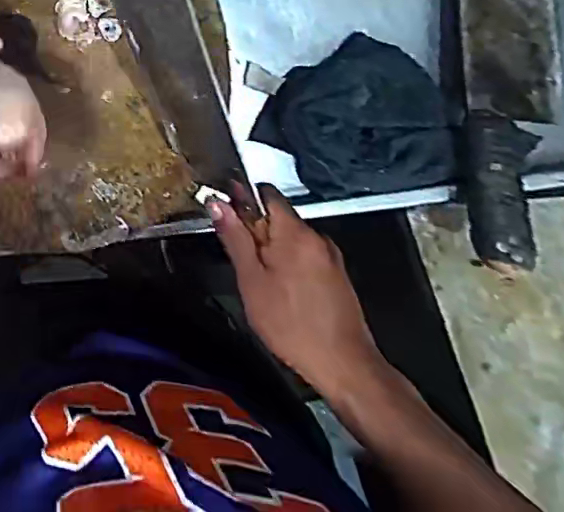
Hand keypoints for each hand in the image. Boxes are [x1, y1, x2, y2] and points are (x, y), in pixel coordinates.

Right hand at [208, 184, 383, 391]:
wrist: (344, 368)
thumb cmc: (293, 325)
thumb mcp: (251, 279)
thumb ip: (234, 237)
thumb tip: (218, 205)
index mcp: (296, 234)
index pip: (265, 195)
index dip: (240, 200)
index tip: (224, 214)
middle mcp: (318, 240)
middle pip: (276, 218)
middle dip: (254, 232)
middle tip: (240, 260)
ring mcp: (330, 259)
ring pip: (288, 240)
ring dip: (269, 251)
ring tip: (258, 281)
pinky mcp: (336, 277)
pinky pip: (303, 257)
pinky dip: (286, 265)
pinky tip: (279, 292)